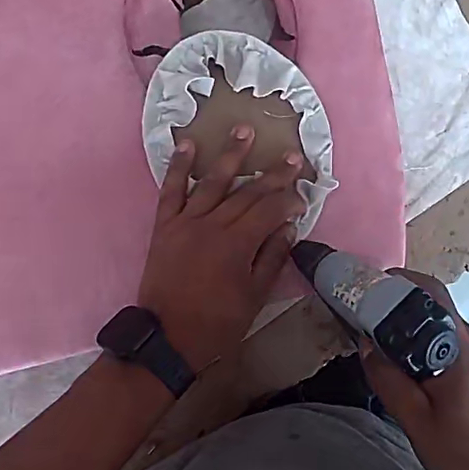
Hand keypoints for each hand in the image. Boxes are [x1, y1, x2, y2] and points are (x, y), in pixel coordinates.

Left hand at [137, 126, 303, 371]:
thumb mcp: (254, 296)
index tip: (304, 198)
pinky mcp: (164, 227)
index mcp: (238, 245)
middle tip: (292, 156)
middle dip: (273, 174)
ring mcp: (186, 223)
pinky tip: (187, 145)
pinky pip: (171, 191)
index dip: (290, 200)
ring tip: (243, 130)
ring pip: (213, 183)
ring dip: (230, 156)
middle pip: (248, 193)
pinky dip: (178, 167)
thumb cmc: (217, 323)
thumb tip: (288, 227)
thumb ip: (272, 258)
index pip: (270, 210)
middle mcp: (213, 226)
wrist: (166, 339)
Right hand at [360, 271, 468, 469]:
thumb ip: (390, 381)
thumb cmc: (467, 458)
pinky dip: (438, 346)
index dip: (399, 285)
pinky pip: (461, 344)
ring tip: (392, 347)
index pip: (432, 297)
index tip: (371, 290)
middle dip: (406, 304)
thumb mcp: (416, 424)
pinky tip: (421, 369)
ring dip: (421, 330)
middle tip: (373, 315)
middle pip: (441, 307)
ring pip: (450, 327)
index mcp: (462, 354)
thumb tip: (367, 346)